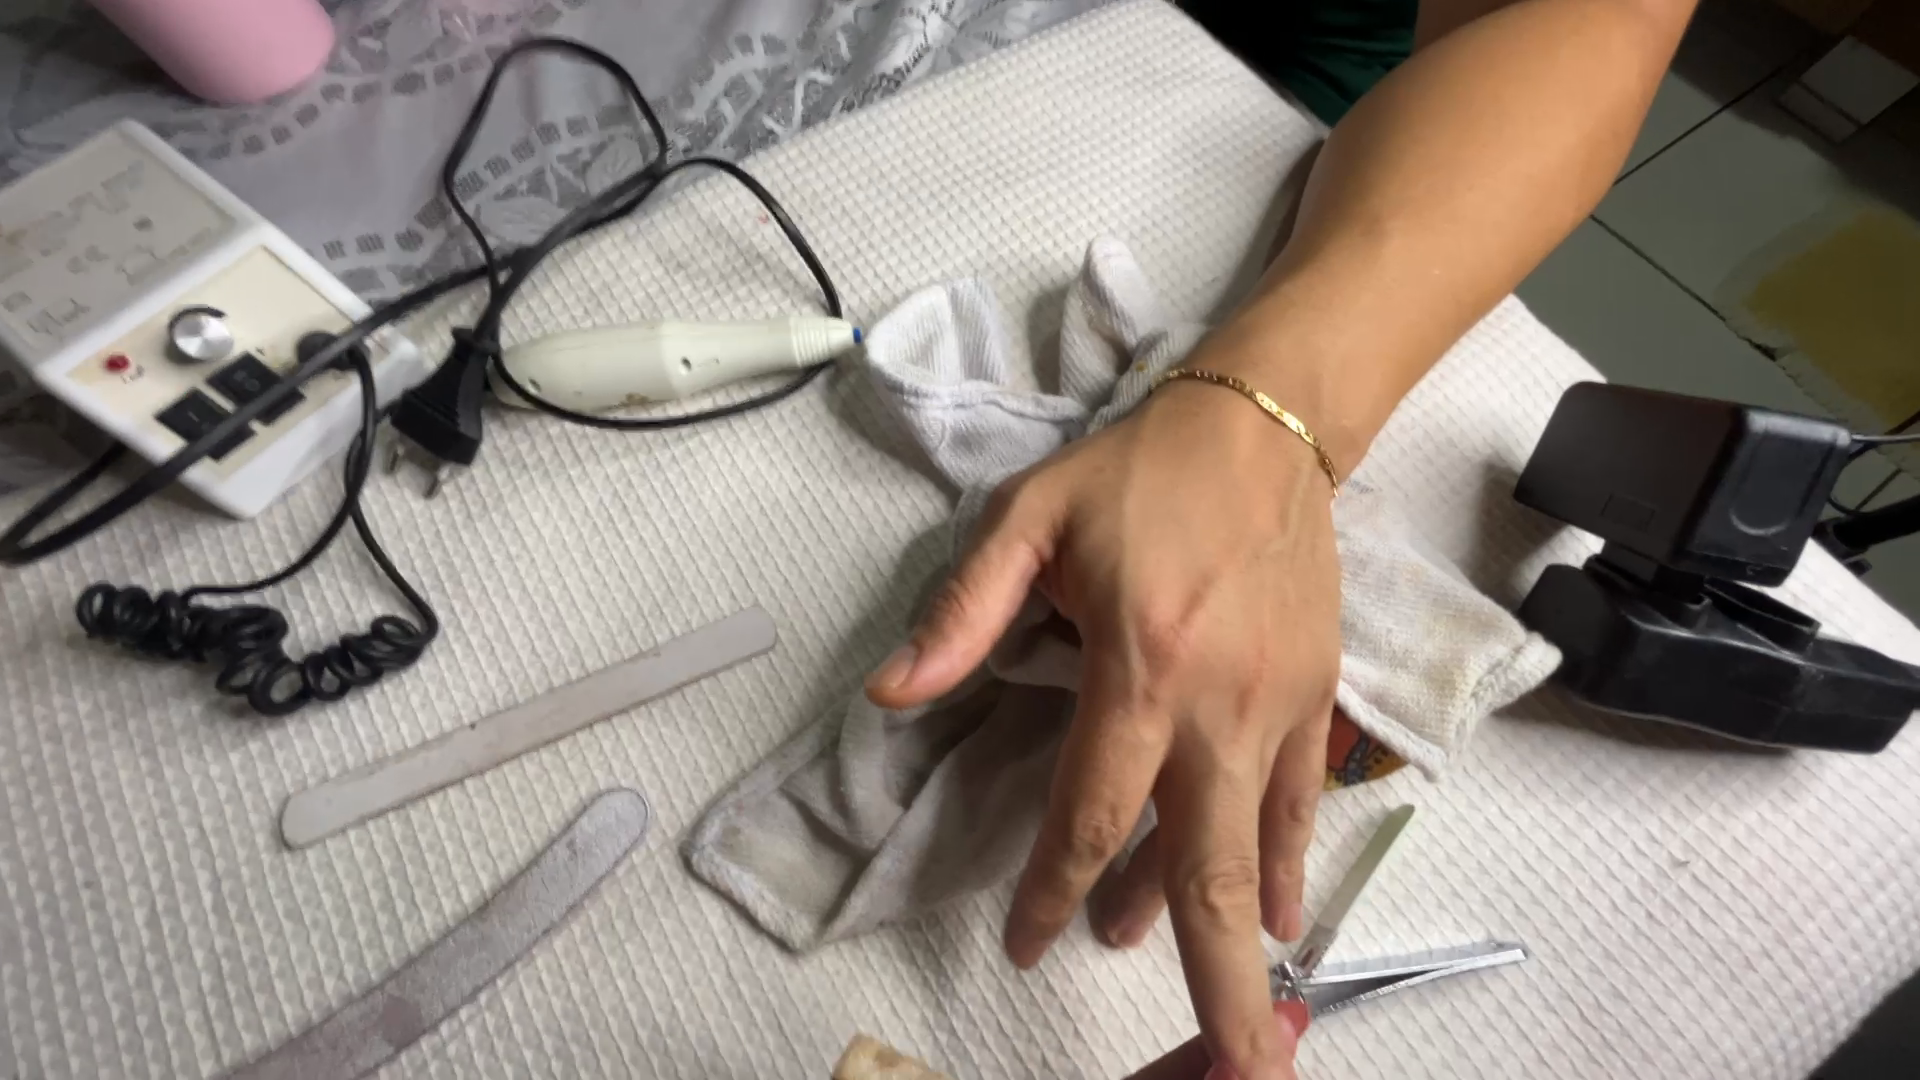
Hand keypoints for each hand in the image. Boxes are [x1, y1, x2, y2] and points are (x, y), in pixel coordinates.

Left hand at [864, 342, 1342, 1079]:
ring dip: (1222, 921)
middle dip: (1204, 977)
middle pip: (1205, 863)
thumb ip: (963, 612)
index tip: (1027, 944)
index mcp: (1141, 660)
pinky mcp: (1319, 690)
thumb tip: (891, 691)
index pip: (1091, 808)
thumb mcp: (1028, 519)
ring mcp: (1282, 702)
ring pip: (1254, 843)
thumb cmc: (1134, 475)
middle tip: (1215, 1072)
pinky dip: (1288, 861)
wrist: (1256, 433)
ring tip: (1187, 976)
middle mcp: (1221, 701)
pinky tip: (1278, 903)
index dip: (1053, 888)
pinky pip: (1305, 800)